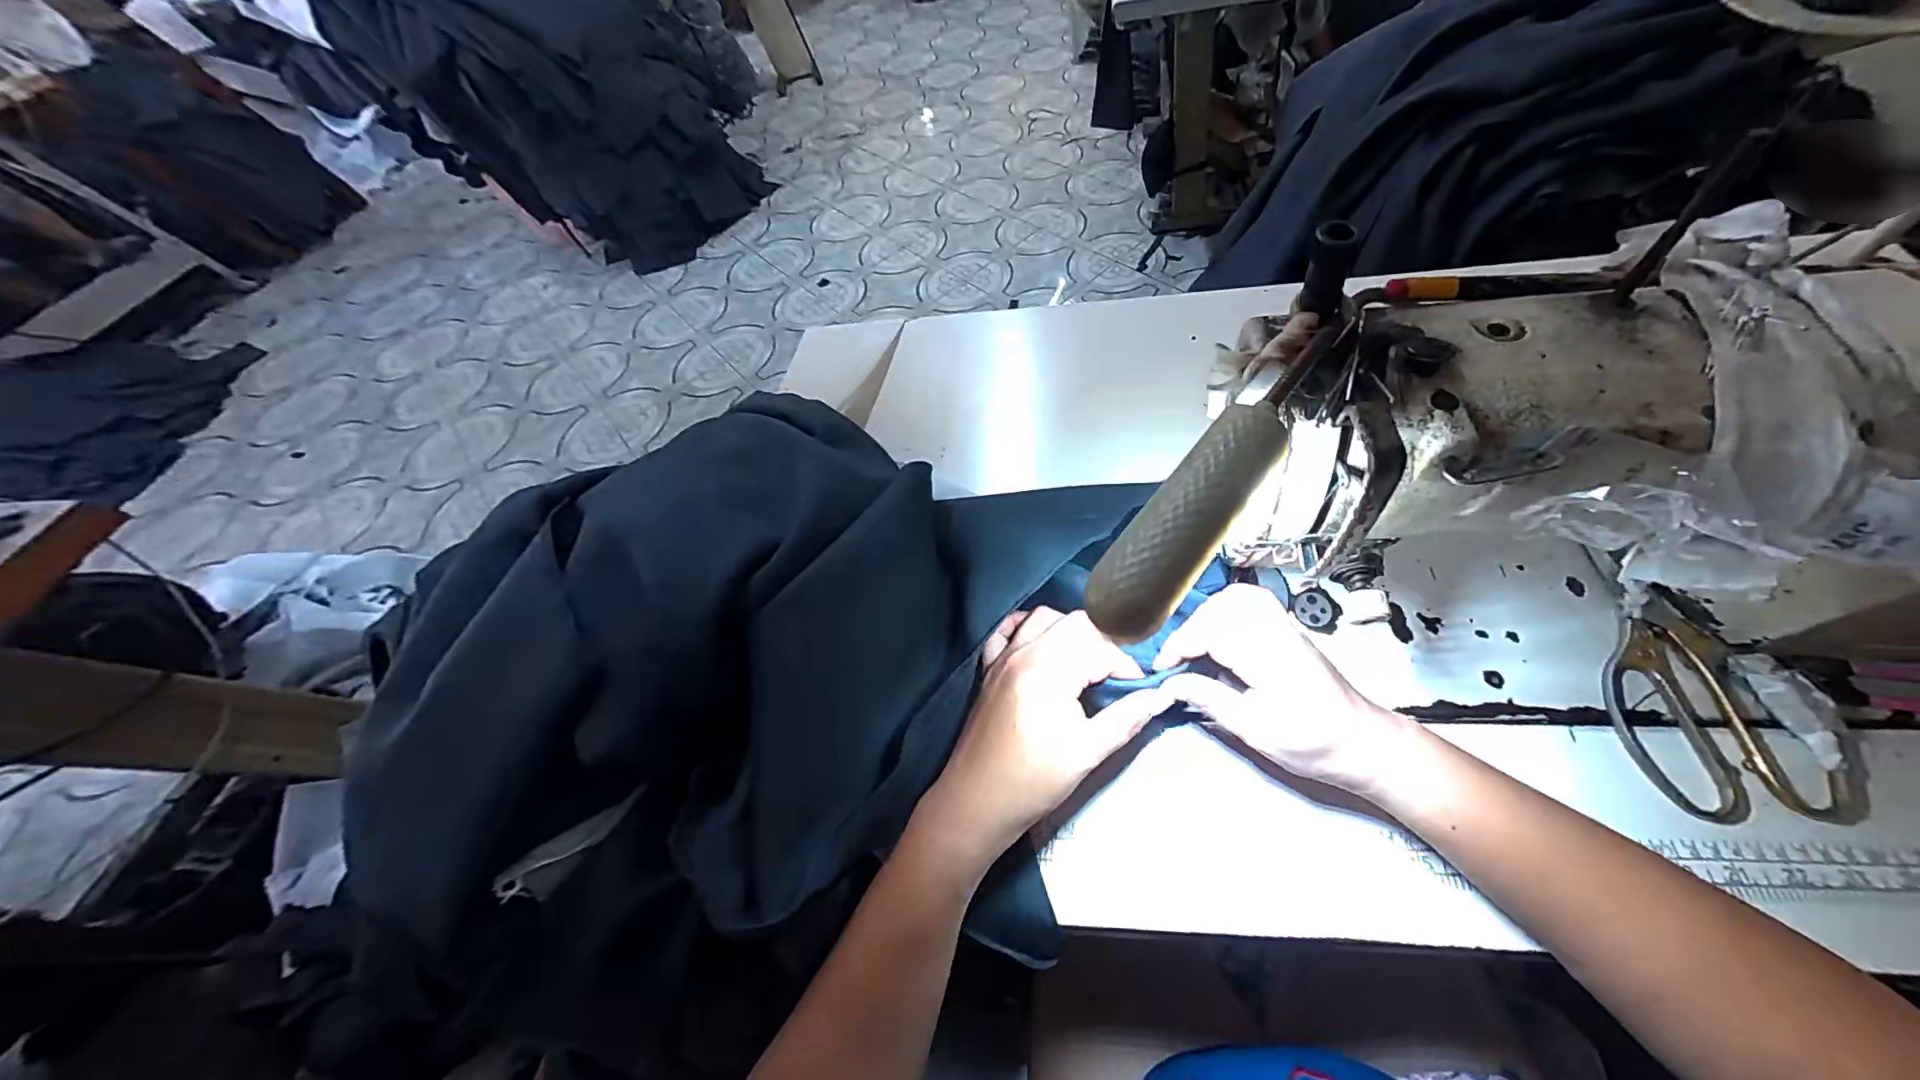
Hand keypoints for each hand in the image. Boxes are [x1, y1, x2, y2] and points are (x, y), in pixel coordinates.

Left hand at [910, 607, 1171, 875]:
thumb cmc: (1030, 782)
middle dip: (1102, 643)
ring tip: (1087, 663)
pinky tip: (1043, 645)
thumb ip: (1124, 720)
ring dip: (1071, 631)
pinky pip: (1008, 630)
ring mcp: (1001, 659)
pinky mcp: (988, 670)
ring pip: (1043, 618)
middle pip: (1073, 623)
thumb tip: (1158, 697)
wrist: (975, 802)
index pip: (1097, 646)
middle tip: (1117, 676)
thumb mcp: (1085, 754)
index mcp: (1045, 670)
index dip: (1125, 665)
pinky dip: (1029, 628)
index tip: (1139, 687)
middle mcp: (1021, 654)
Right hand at [1153, 583, 1421, 798]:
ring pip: (1239, 597)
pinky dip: (1226, 612)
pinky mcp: (1290, 631)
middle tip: (1176, 657)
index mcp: (1270, 656)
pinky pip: (1253, 604)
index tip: (1162, 666)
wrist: (1364, 743)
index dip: (1179, 645)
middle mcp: (1280, 632)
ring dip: (1208, 615)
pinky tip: (1218, 637)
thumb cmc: (1313, 743)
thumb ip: (1208, 698)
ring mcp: (1288, 628)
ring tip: (1194, 644)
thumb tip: (1171, 684)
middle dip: (1190, 628)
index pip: (1212, 630)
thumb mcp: (1253, 729)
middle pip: (1222, 606)